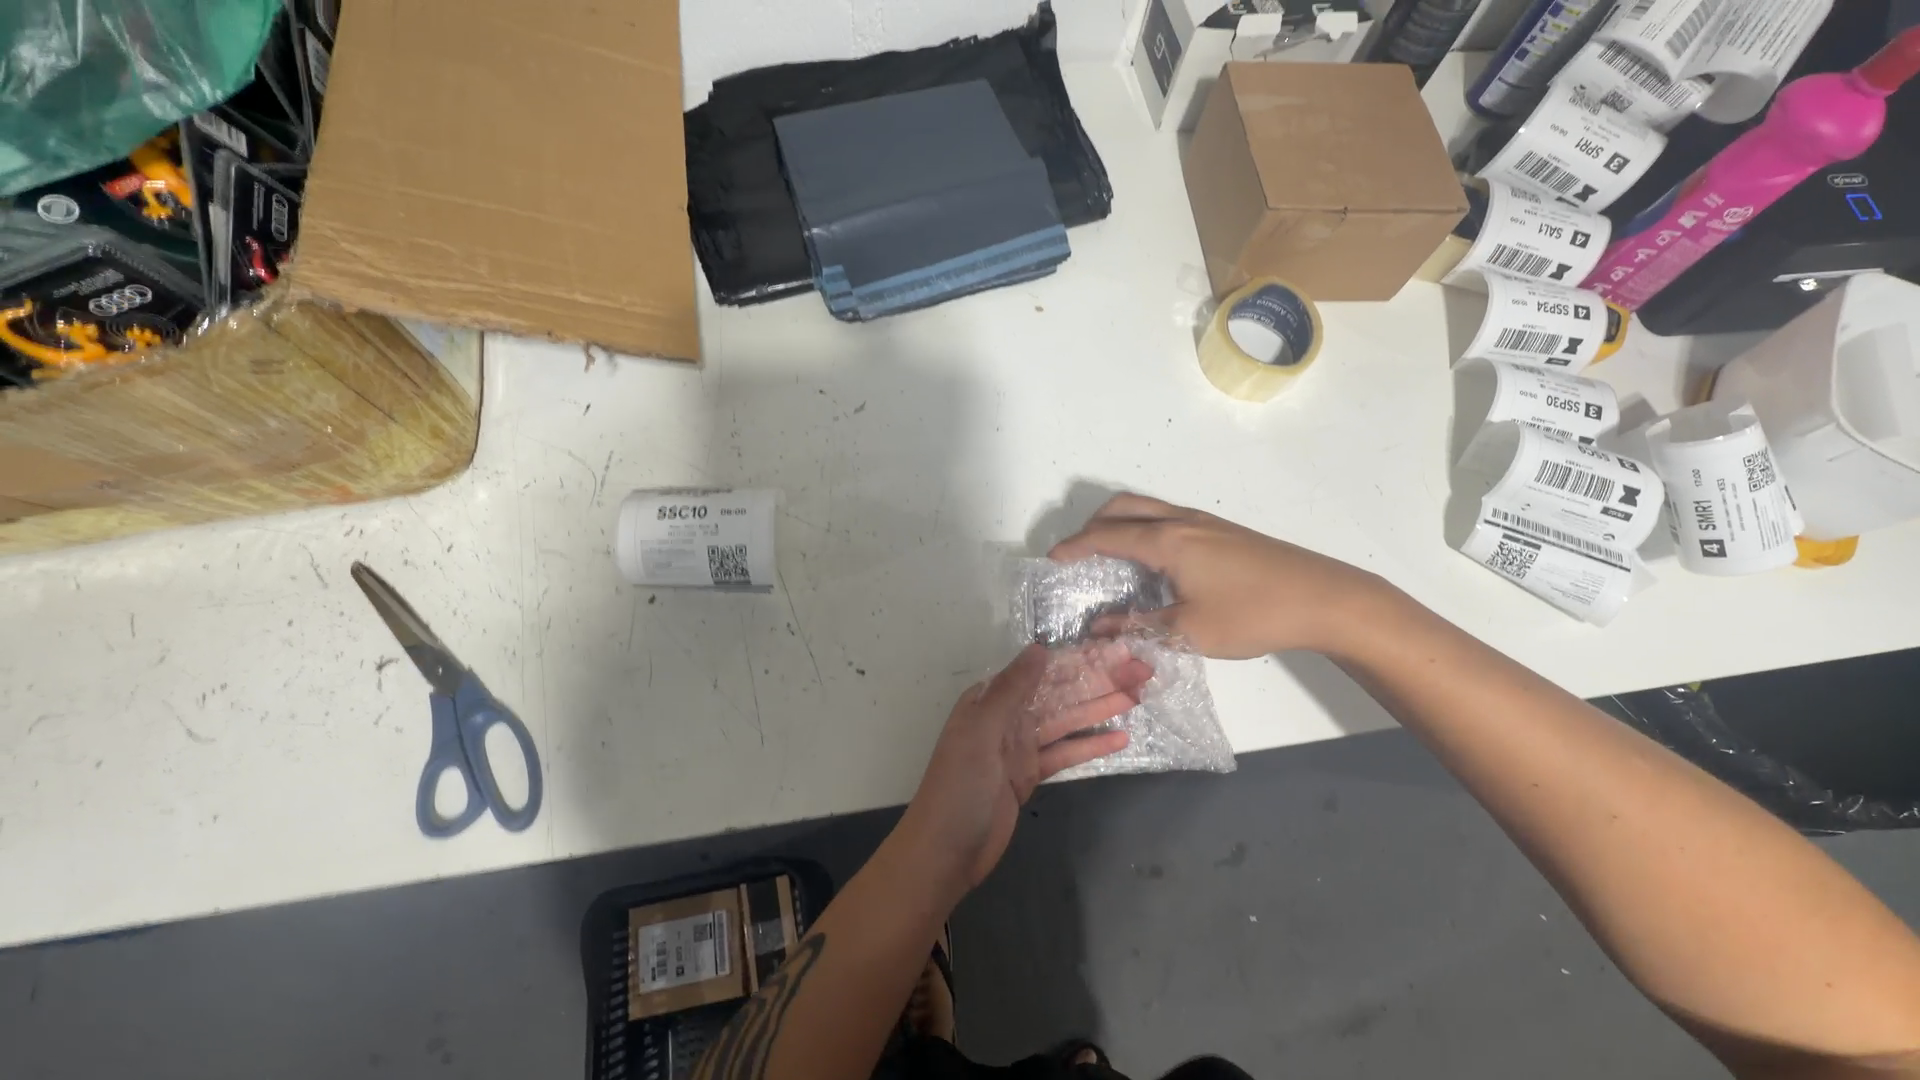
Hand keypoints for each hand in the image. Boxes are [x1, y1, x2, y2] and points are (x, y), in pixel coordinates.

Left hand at [900, 643, 1152, 892]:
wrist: (944, 851)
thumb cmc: (958, 786)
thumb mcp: (981, 732)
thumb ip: (1012, 690)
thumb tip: (1039, 648)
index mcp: (990, 700)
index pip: (1042, 671)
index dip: (1080, 660)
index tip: (1119, 651)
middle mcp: (1006, 718)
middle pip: (1059, 694)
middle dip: (1098, 681)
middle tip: (1142, 672)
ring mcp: (1019, 748)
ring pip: (1067, 722)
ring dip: (1100, 710)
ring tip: (1138, 698)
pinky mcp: (1029, 777)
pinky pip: (1065, 755)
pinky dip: (1091, 747)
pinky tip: (1120, 739)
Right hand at [1049, 493, 1391, 659]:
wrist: (1323, 598)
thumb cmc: (1252, 614)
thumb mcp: (1189, 631)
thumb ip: (1139, 628)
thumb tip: (1099, 629)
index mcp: (1168, 541)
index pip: (1107, 536)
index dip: (1074, 547)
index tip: (1051, 560)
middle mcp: (1181, 521)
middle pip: (1123, 506)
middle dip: (1092, 524)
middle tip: (1077, 554)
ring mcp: (1205, 522)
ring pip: (1147, 508)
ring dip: (1119, 523)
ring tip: (1108, 556)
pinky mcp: (1223, 531)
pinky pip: (1167, 517)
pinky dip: (1144, 528)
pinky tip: (1152, 562)